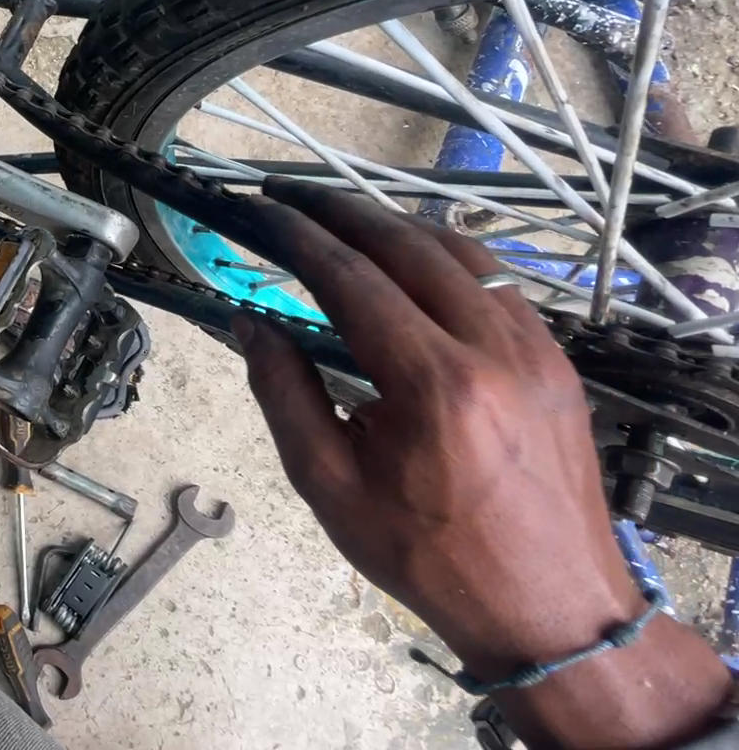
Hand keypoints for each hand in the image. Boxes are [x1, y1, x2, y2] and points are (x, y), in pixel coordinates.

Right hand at [235, 177, 726, 747]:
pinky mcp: (558, 363)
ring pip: (462, 252)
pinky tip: (404, 257)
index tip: (259, 210)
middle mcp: (495, 351)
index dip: (297, 235)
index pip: (351, 278)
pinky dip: (438, 252)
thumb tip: (248, 322)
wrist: (557, 611)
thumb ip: (281, 389)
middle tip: (287, 194)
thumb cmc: (423, 551)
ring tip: (337, 214)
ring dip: (391, 222)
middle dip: (340, 209)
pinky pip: (494, 281)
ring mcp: (539, 352)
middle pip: (409, 245)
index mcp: (433, 383)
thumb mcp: (325, 478)